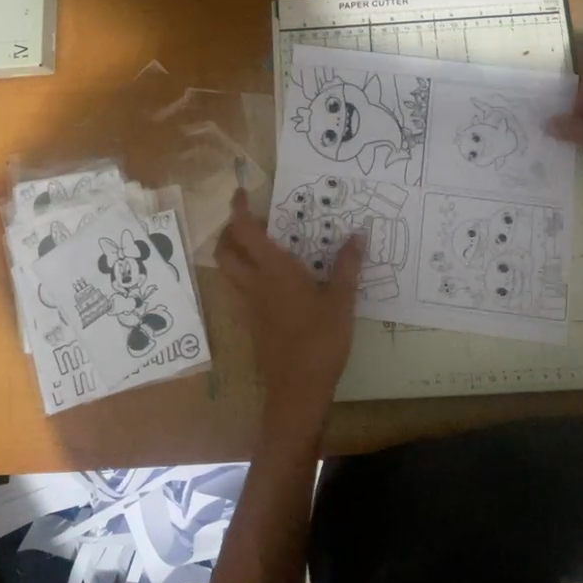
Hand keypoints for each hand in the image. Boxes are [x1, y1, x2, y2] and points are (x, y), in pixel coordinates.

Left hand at [216, 189, 362, 423]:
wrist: (297, 389)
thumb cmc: (320, 341)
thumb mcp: (341, 301)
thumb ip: (347, 266)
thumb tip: (358, 235)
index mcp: (273, 270)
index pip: (245, 231)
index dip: (238, 209)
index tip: (241, 192)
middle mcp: (254, 283)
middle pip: (225, 250)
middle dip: (230, 231)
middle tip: (250, 221)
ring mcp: (249, 306)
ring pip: (229, 271)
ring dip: (235, 253)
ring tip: (261, 246)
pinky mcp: (252, 324)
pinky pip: (240, 290)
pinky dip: (246, 276)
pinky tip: (272, 281)